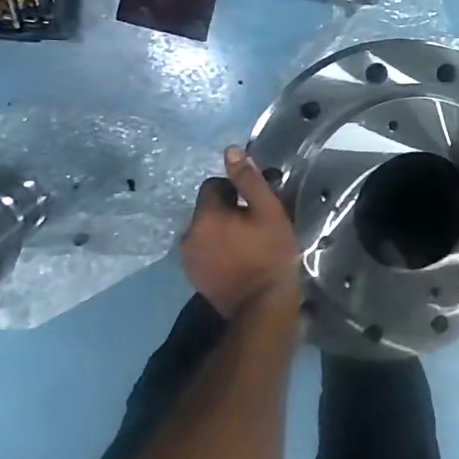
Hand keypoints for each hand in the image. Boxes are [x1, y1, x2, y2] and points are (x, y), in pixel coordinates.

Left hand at [181, 147, 300, 316]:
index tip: (257, 205)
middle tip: (257, 224)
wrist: (262, 307)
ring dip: (223, 231)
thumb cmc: (270, 255)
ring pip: (206, 230)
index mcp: (205, 215)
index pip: (213, 185)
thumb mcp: (268, 211)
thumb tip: (231, 150)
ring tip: (249, 243)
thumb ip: (248, 180)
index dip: (237, 190)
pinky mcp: (194, 277)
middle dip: (229, 210)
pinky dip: (219, 250)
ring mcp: (188, 259)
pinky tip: (240, 260)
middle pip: (208, 209)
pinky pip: (205, 251)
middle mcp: (188, 234)